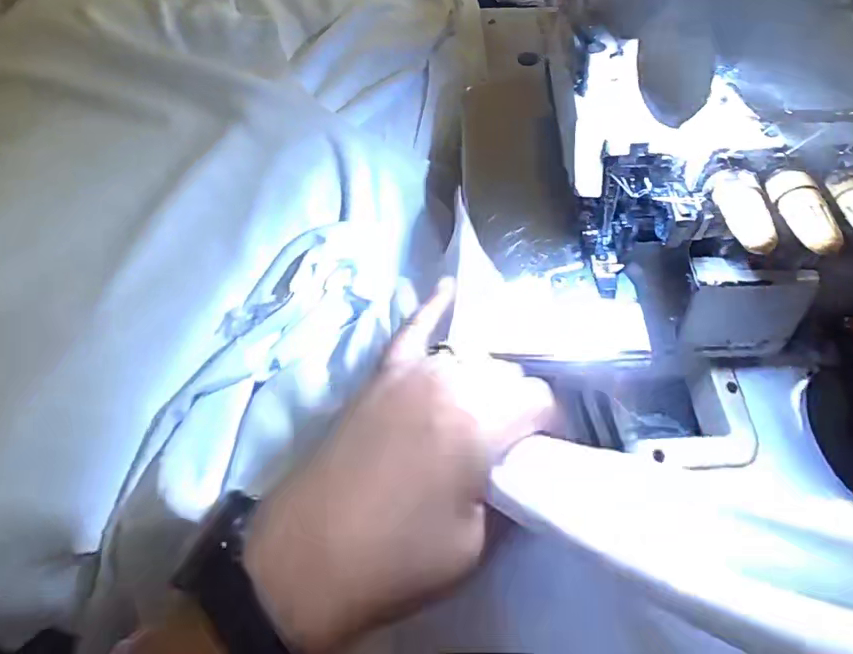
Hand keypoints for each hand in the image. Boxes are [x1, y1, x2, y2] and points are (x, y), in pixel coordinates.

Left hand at [240, 280, 556, 652]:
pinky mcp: (383, 373)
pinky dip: (434, 308)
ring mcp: (414, 371)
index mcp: (480, 422)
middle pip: (510, 373)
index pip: (543, 400)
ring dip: (488, 377)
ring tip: (486, 408)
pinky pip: (415, 328)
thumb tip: (528, 468)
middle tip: (513, 439)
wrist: (298, 565)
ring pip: (474, 355)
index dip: (554, 425)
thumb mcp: (473, 549)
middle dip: (520, 403)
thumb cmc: (393, 561)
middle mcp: (453, 381)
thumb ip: (513, 496)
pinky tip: (451, 286)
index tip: (550, 448)